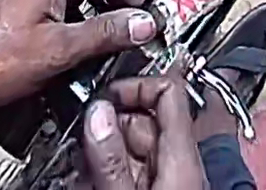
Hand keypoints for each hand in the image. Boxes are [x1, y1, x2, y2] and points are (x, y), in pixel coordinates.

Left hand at [0, 0, 154, 110]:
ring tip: (108, 44)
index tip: (151, 19)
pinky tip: (76, 45)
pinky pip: (57, 1)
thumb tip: (140, 23)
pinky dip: (73, 19)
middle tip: (135, 33)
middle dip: (116, 6)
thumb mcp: (59, 48)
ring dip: (94, 15)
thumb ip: (104, 33)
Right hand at [81, 76, 207, 189]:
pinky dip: (114, 167)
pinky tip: (91, 176)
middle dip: (111, 120)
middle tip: (83, 130)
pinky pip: (137, 169)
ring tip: (81, 157)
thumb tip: (97, 111)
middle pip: (146, 118)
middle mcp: (182, 165)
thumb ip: (112, 157)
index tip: (104, 93)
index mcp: (184, 158)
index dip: (135, 84)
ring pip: (137, 145)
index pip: (168, 90)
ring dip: (108, 145)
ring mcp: (172, 182)